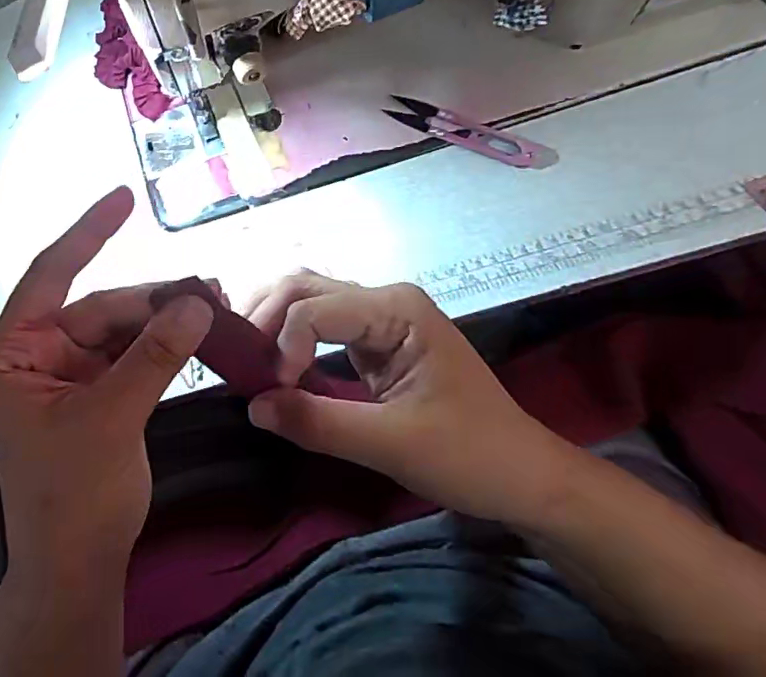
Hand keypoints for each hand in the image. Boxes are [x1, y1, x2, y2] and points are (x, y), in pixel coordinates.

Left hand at [0, 187, 213, 575]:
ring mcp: (66, 370)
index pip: (49, 274)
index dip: (87, 232)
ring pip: (119, 327)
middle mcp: (35, 350)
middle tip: (206, 289)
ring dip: (162, 319)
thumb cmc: (71, 496)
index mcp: (12, 349)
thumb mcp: (110, 418)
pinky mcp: (94, 390)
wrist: (75, 568)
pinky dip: (161, 345)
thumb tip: (193, 302)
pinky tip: (196, 332)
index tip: (121, 198)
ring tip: (212, 304)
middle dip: (150, 298)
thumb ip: (151, 356)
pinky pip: (130, 353)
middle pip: (97, 305)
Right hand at [242, 272, 577, 525]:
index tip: (272, 391)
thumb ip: (317, 422)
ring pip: (305, 298)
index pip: (314, 309)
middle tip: (238, 358)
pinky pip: (317, 325)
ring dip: (271, 321)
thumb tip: (252, 406)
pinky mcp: (371, 339)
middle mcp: (383, 299)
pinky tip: (273, 363)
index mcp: (396, 308)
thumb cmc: (471, 456)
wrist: (527, 479)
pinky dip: (288, 339)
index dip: (283, 345)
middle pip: (302, 287)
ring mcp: (378, 316)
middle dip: (264, 317)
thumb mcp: (392, 443)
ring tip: (245, 354)